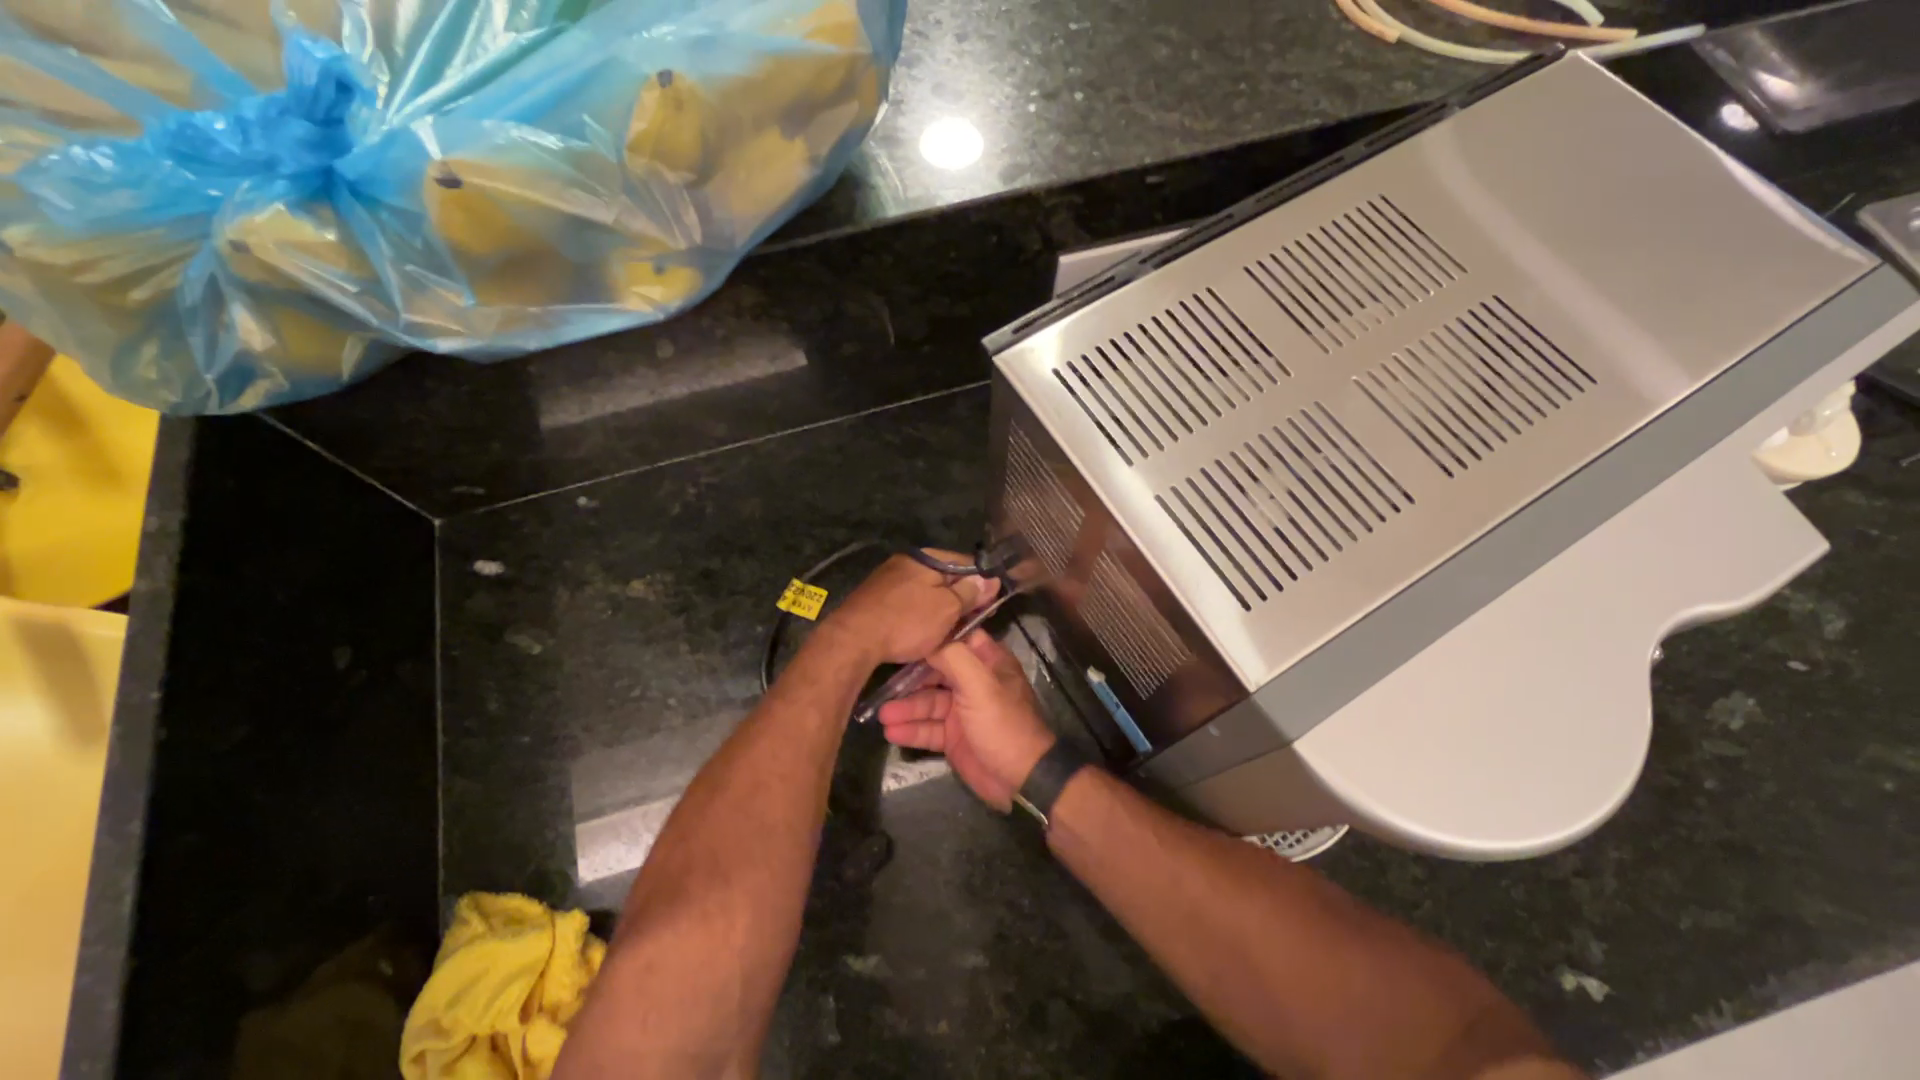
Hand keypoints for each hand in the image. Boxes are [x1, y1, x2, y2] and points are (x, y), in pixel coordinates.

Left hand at [817, 550, 998, 667]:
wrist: (853, 640)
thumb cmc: (906, 621)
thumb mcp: (947, 608)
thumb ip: (969, 592)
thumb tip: (989, 579)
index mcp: (925, 558)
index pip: (965, 562)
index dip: (982, 582)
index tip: (993, 602)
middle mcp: (905, 562)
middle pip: (944, 578)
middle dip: (960, 598)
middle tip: (973, 621)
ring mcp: (888, 581)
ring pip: (926, 593)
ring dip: (940, 610)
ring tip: (951, 631)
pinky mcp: (876, 600)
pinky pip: (909, 604)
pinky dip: (920, 616)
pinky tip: (924, 632)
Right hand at [876, 630, 1055, 810]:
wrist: (1021, 778)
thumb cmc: (1003, 725)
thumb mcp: (981, 685)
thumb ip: (954, 658)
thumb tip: (927, 642)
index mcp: (989, 664)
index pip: (957, 641)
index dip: (932, 640)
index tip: (903, 638)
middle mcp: (975, 683)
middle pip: (936, 673)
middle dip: (910, 680)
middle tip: (883, 685)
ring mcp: (963, 712)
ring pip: (928, 704)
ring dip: (906, 709)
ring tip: (883, 716)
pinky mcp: (953, 738)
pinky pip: (928, 729)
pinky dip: (911, 730)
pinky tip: (891, 732)